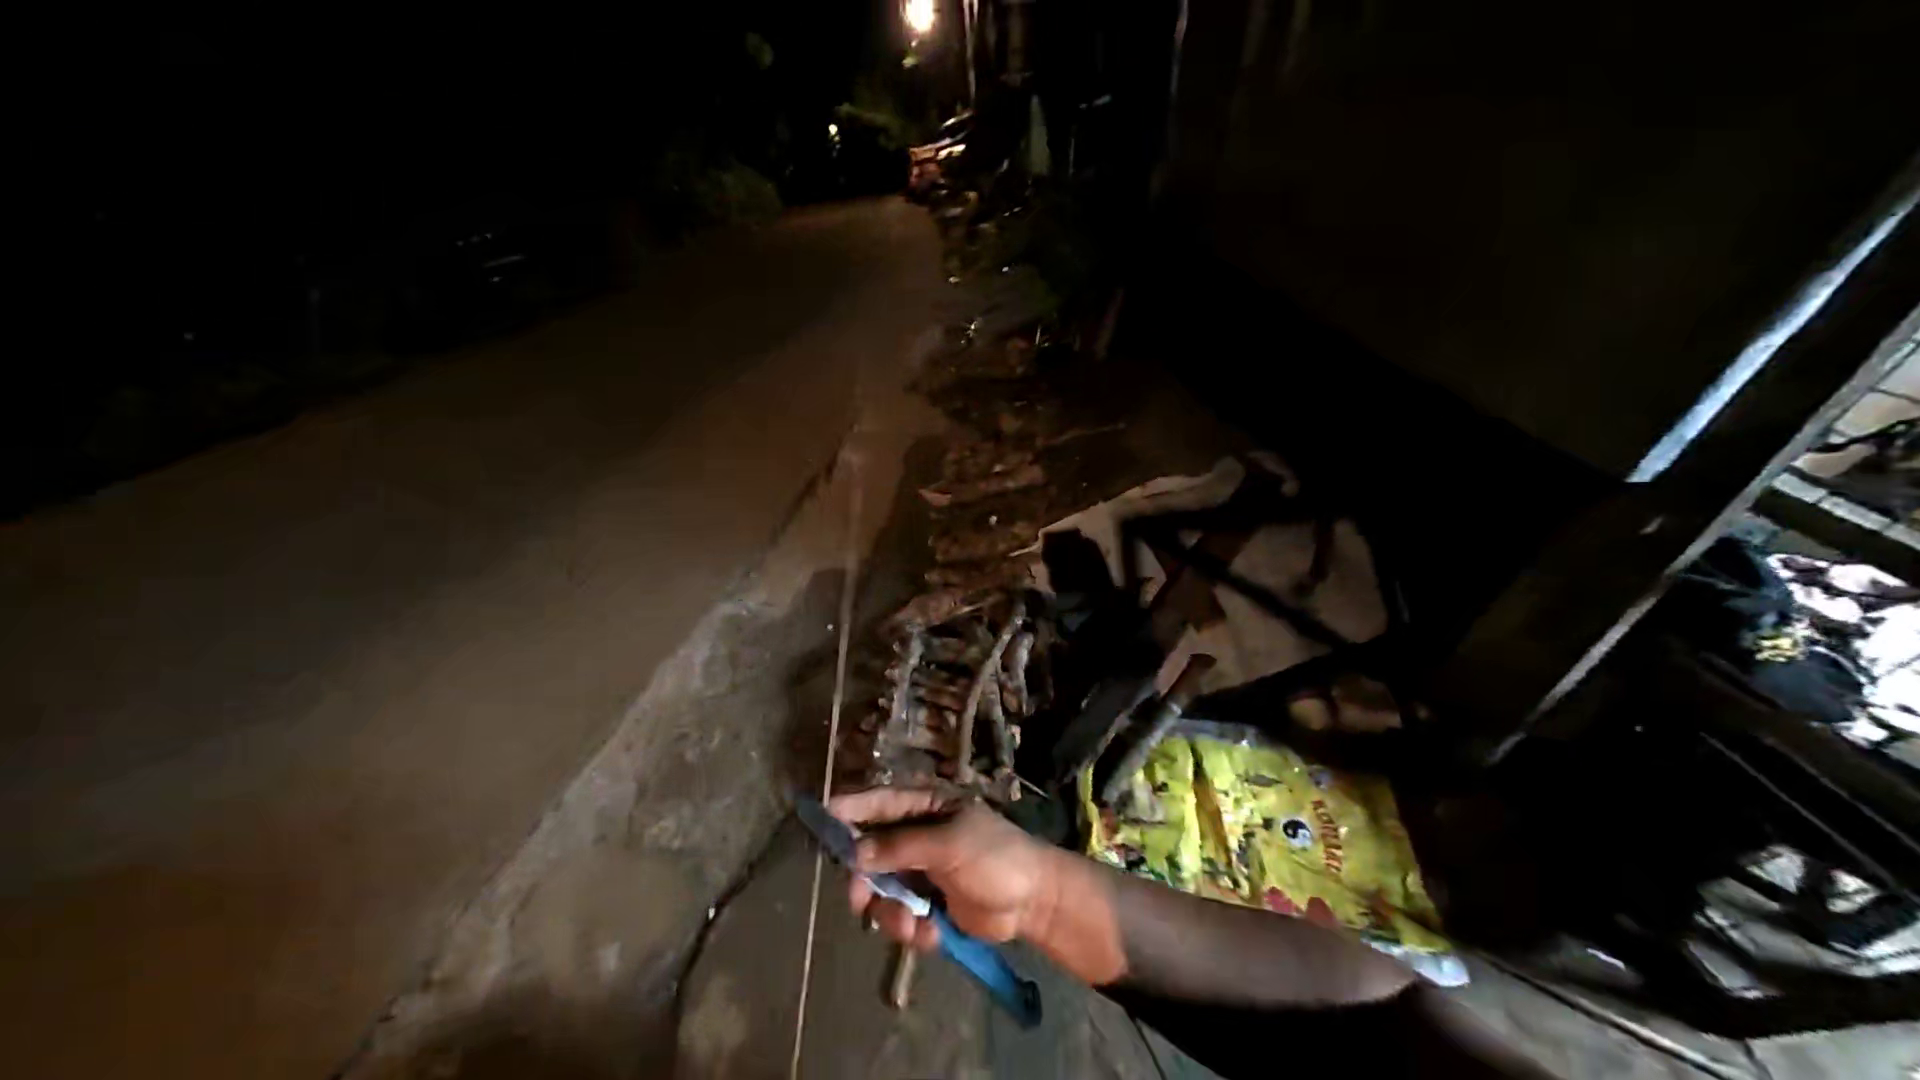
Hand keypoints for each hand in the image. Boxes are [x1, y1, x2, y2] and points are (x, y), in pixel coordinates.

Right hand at [828, 787, 1058, 953]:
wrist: (1033, 901)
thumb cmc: (995, 857)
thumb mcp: (949, 846)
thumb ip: (901, 847)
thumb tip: (856, 852)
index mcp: (927, 808)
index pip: (881, 802)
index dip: (851, 808)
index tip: (822, 817)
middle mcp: (919, 836)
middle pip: (872, 852)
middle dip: (866, 879)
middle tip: (860, 899)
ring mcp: (923, 871)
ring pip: (883, 890)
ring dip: (891, 912)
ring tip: (911, 926)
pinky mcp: (930, 903)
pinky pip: (902, 915)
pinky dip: (912, 929)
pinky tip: (932, 936)